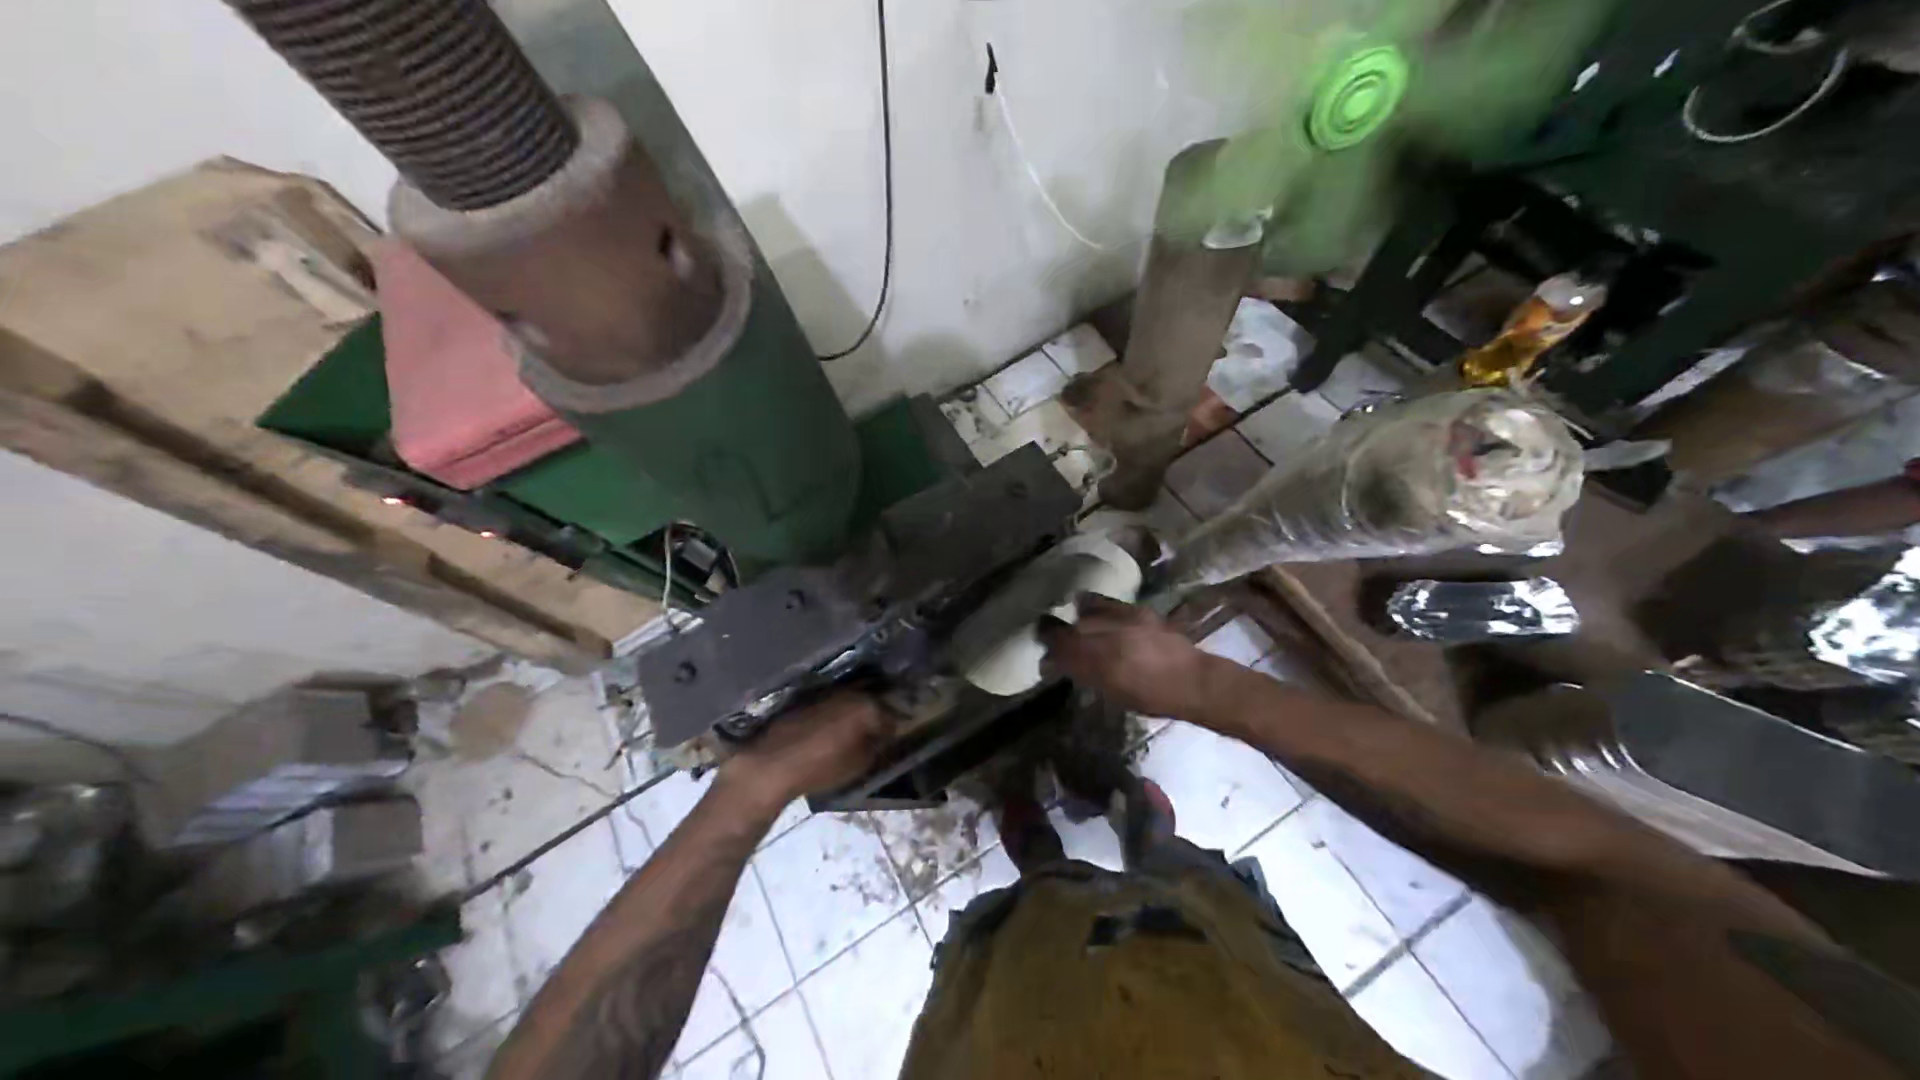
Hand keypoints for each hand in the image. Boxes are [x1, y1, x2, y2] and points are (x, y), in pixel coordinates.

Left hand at [718, 693, 893, 815]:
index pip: (893, 716)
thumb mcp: (858, 765)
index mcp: (868, 707)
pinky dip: (838, 712)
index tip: (894, 739)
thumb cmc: (820, 768)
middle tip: (879, 731)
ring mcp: (828, 693)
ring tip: (857, 729)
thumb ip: (876, 748)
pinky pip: (832, 702)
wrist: (771, 764)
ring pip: (852, 699)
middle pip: (873, 701)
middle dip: (878, 714)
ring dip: (857, 711)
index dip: (895, 729)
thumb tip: (883, 738)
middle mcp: (850, 693)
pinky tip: (834, 727)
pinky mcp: (808, 697)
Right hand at [1040, 595, 1217, 719]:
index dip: (1049, 650)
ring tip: (1072, 621)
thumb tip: (1062, 664)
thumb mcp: (1114, 694)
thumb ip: (1086, 675)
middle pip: (1070, 629)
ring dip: (1075, 617)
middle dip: (1055, 632)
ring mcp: (1124, 621)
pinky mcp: (1137, 610)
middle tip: (1050, 637)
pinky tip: (1092, 610)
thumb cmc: (1154, 698)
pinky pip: (1106, 603)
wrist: (1193, 681)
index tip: (1045, 654)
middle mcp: (1109, 638)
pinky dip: (1094, 606)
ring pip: (1086, 611)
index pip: (1062, 649)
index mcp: (1102, 664)